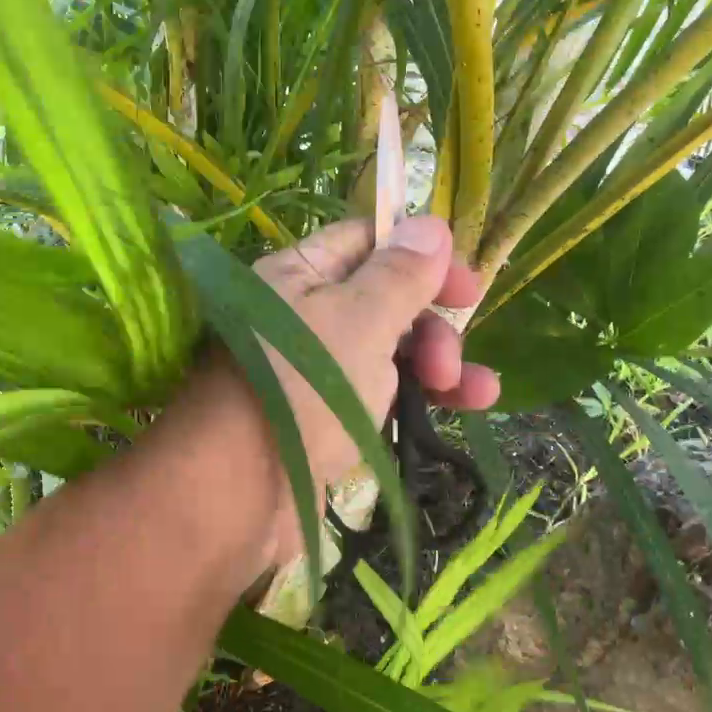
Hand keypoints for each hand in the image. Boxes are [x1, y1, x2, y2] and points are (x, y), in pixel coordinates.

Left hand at [158, 216, 496, 566]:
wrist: (241, 489)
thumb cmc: (301, 388)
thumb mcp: (359, 319)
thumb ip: (399, 274)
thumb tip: (429, 222)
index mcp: (297, 274)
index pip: (364, 241)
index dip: (418, 254)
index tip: (466, 285)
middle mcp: (301, 312)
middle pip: (382, 296)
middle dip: (428, 321)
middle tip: (446, 360)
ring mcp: (313, 365)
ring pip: (388, 346)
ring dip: (438, 360)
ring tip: (471, 390)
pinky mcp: (325, 413)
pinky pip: (381, 389)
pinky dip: (422, 393)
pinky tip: (466, 405)